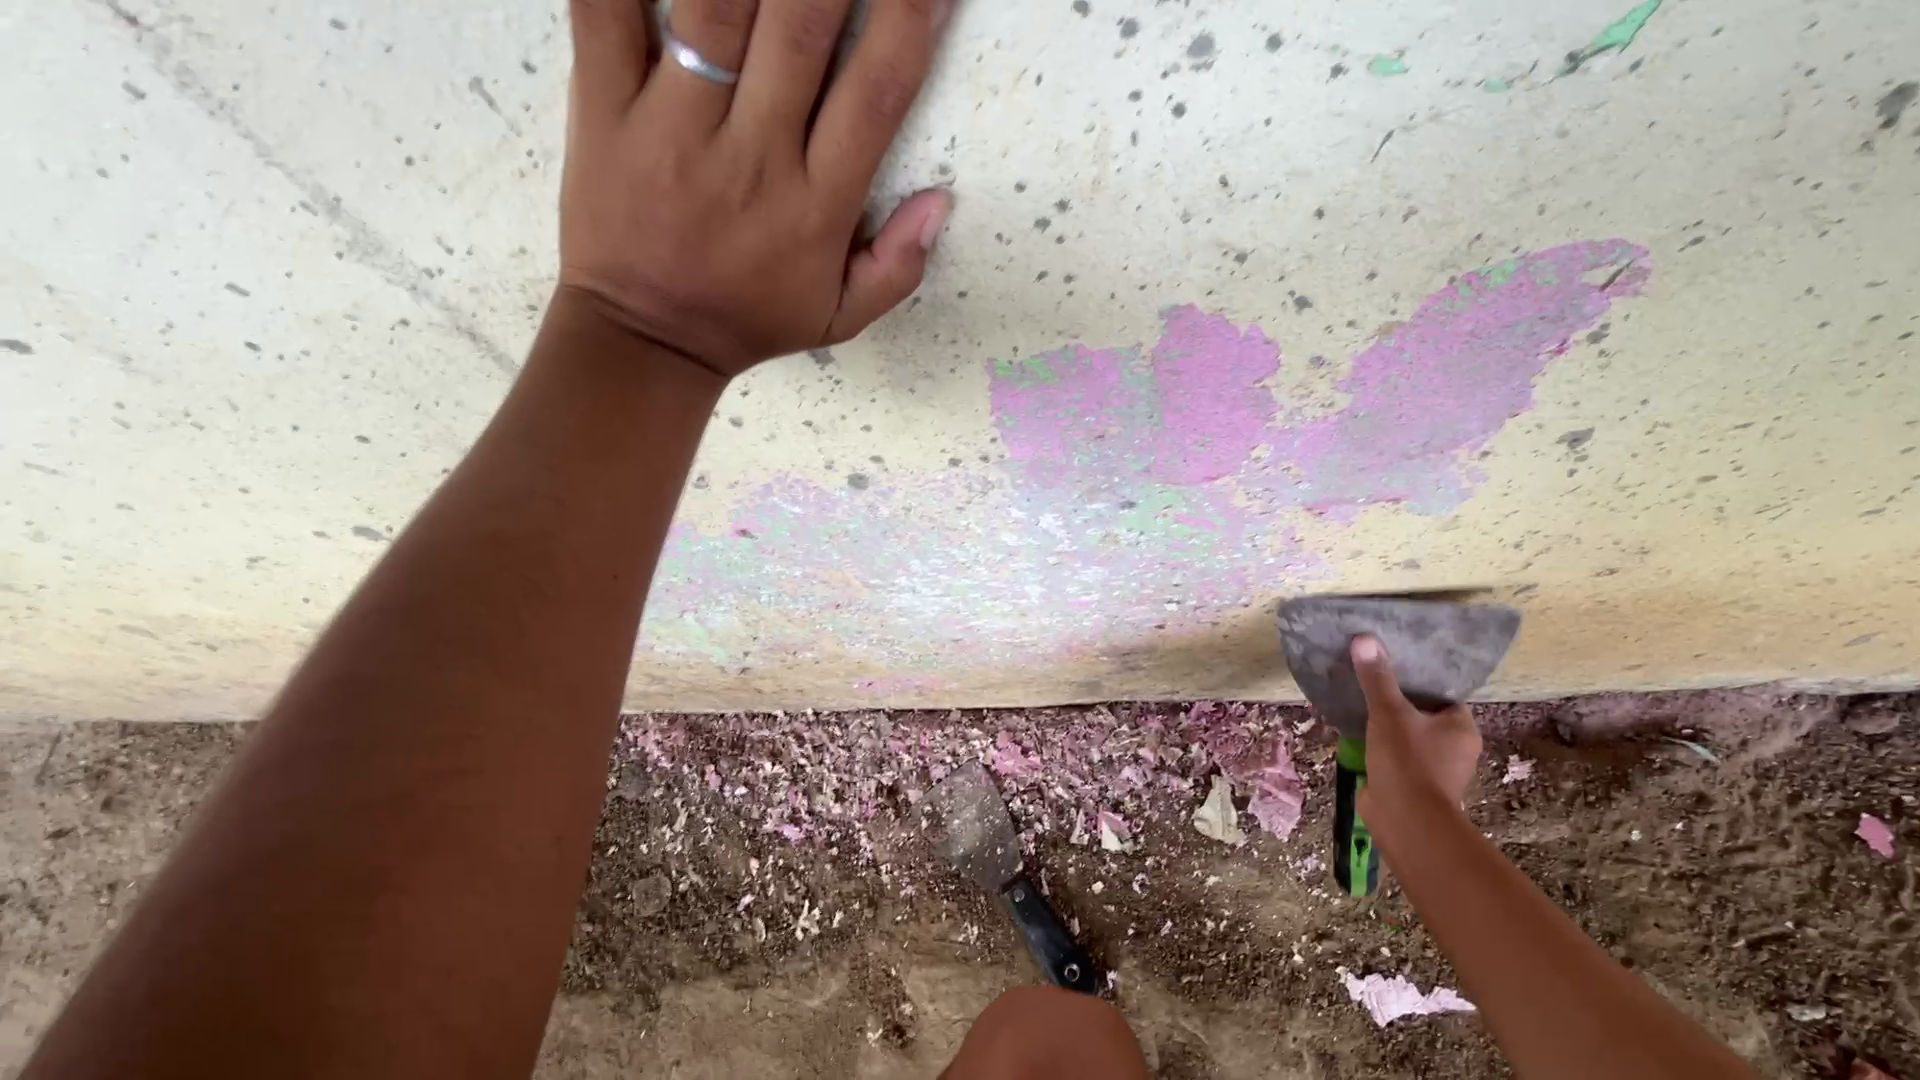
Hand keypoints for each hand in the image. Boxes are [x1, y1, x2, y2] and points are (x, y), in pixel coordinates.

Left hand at [558, 0, 956, 376]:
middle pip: (802, 27)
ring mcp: (672, 130)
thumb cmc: (747, 320)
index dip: (911, 21)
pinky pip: (605, 12)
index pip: (877, 95)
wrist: (645, 340)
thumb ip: (897, 267)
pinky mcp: (605, 111)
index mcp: (815, 206)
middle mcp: (751, 159)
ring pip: (716, 6)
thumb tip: (942, 199)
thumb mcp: (839, 318)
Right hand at [1350, 635, 1481, 823]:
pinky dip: (1375, 746)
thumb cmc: (1408, 762)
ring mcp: (1431, 770)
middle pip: (1422, 715)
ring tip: (1355, 702)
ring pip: (1405, 736)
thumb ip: (1377, 678)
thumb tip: (1364, 639)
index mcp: (1461, 728)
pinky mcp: (1409, 785)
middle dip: (1396, 702)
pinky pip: (1392, 756)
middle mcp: (1453, 749)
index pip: (1442, 696)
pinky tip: (1352, 733)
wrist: (1405, 821)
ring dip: (1383, 725)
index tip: (1392, 666)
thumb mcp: (1389, 713)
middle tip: (1368, 680)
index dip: (1418, 681)